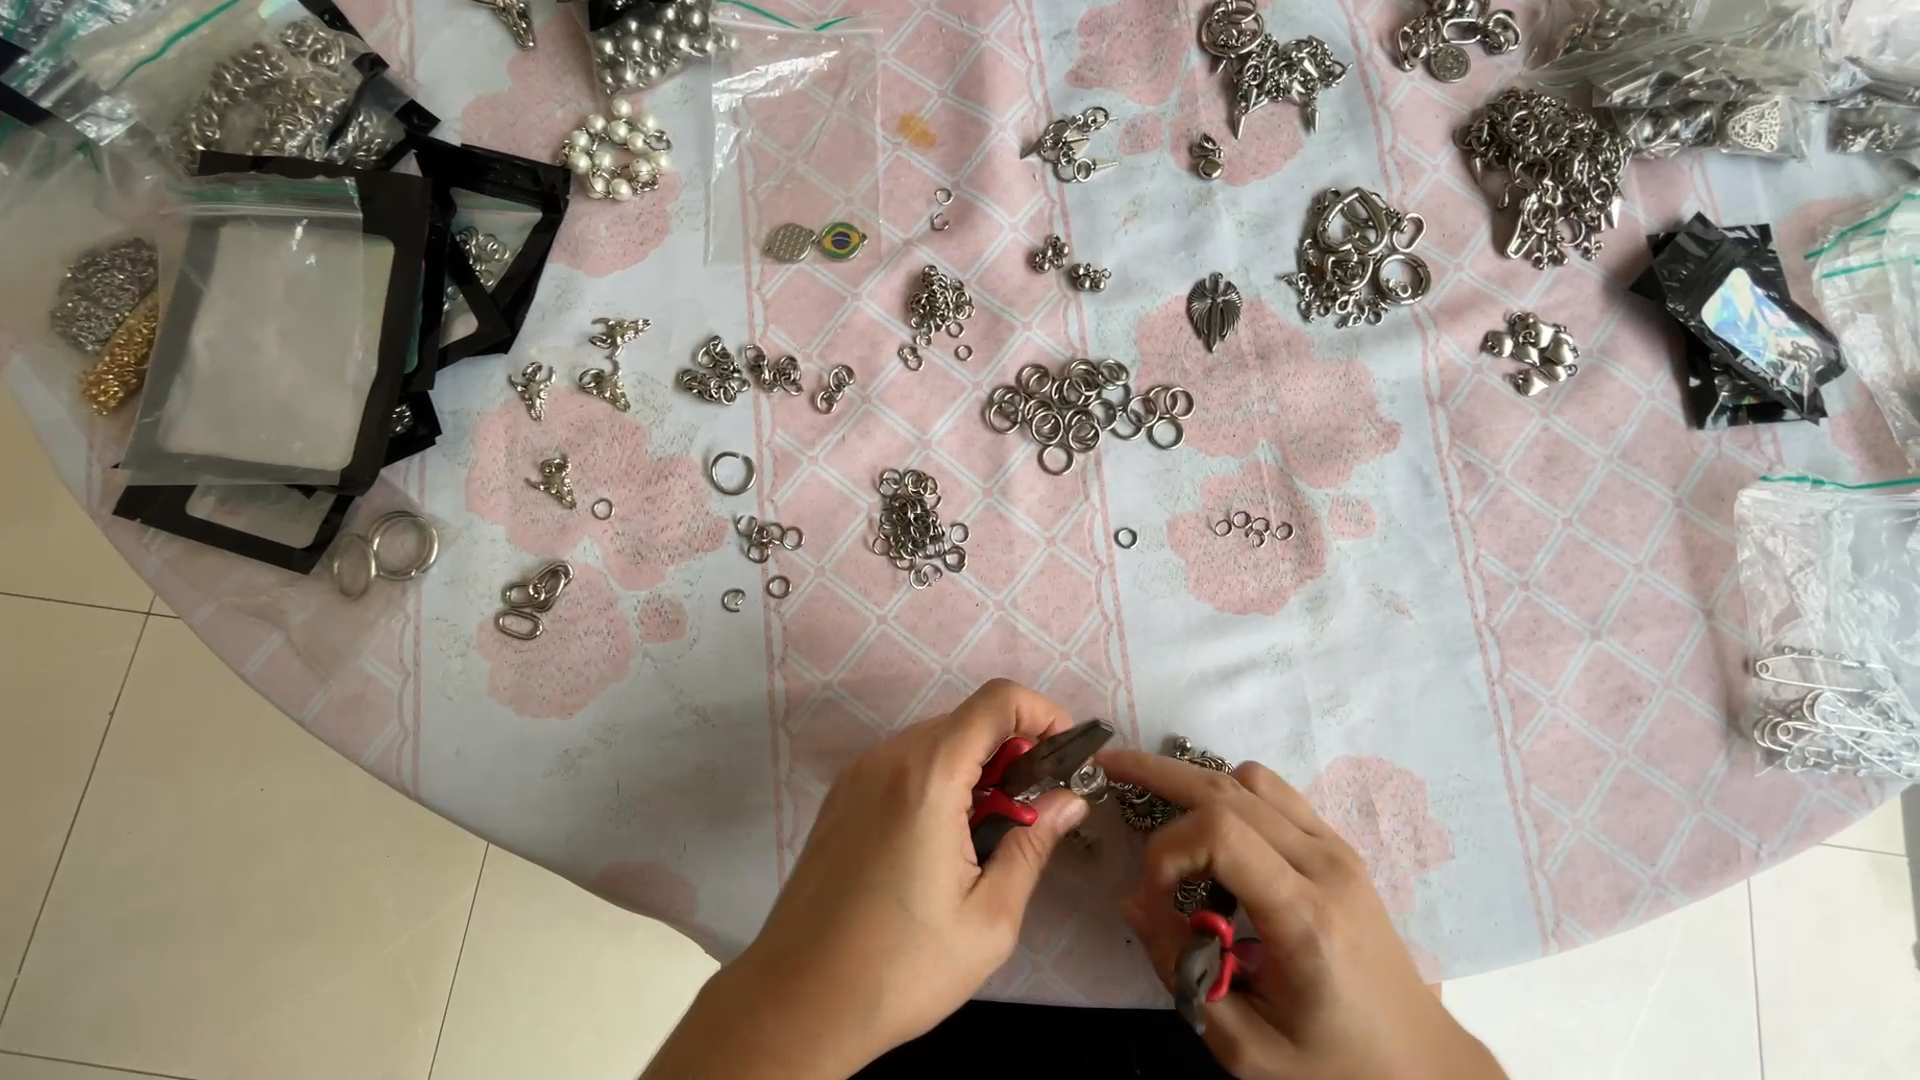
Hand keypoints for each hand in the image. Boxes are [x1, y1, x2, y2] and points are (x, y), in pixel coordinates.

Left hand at [641, 680, 1088, 1079]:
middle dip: (1014, 750)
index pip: (997, 700)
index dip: (1042, 713)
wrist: (798, 1002)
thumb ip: (1033, 846)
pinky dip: (939, 779)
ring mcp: (858, 775)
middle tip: (1035, 809)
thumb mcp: (989, 918)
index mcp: (928, 777)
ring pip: (936, 741)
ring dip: (976, 767)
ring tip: (991, 831)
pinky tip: (943, 838)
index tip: (1066, 756)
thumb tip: (1067, 801)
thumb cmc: (901, 966)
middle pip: (967, 720)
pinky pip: (904, 763)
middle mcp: (888, 758)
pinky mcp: (842, 796)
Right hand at [1102, 751, 1505, 1079]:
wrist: (1421, 1068)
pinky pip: (1274, 793)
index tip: (1152, 900)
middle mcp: (1325, 865)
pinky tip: (1207, 823)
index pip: (1219, 834)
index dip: (1166, 852)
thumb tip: (1132, 900)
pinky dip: (1229, 793)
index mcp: (1306, 917)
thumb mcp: (1244, 1046)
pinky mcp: (1338, 849)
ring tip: (1157, 803)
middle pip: (1227, 789)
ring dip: (1195, 783)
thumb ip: (1179, 970)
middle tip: (1110, 768)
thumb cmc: (1333, 1068)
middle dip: (1159, 776)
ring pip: (1250, 779)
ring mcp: (1336, 849)